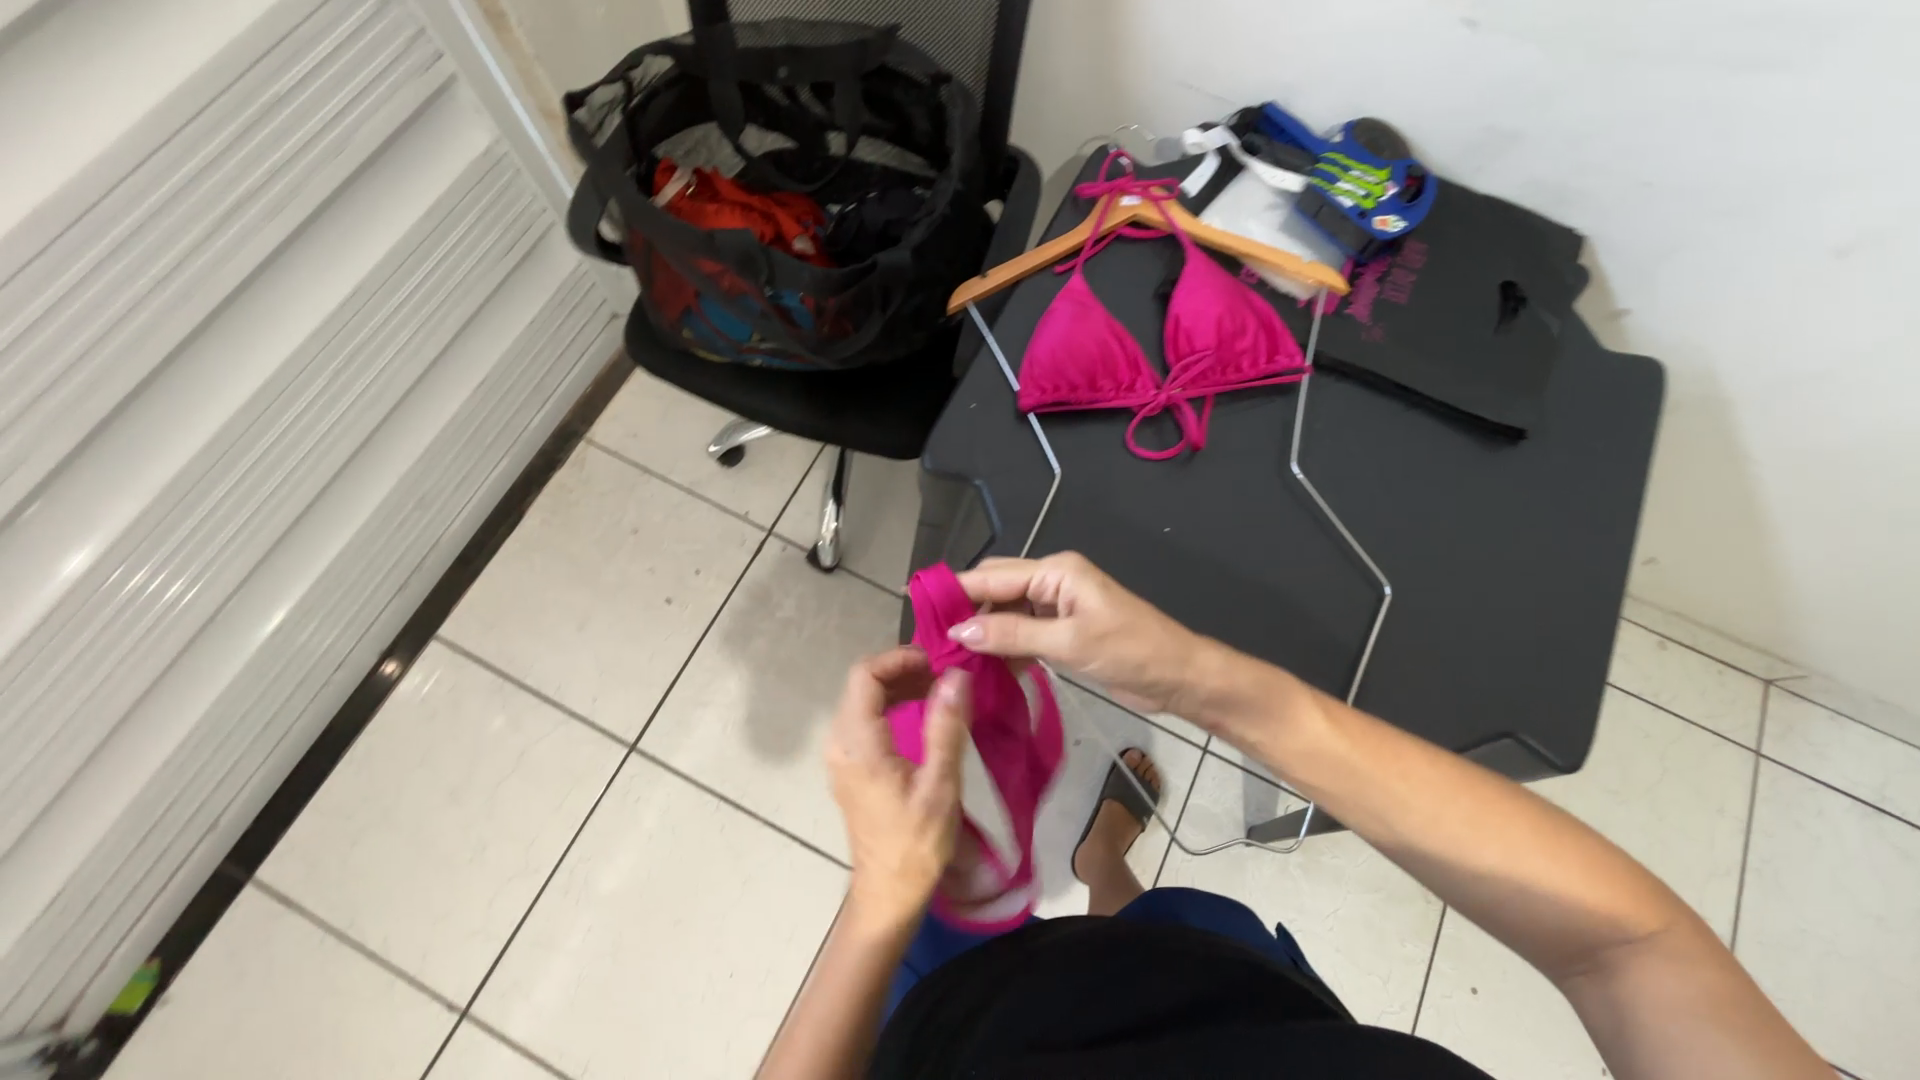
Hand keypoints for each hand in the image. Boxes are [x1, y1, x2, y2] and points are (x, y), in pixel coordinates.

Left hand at [825, 648, 970, 930]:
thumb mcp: (940, 784)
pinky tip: (919, 714)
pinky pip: (863, 720)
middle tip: (942, 676)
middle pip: (861, 684)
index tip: (936, 662)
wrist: (888, 890)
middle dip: (901, 670)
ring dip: (897, 687)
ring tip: (937, 690)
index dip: (899, 658)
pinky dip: (890, 706)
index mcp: (858, 744)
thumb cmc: (916, 842)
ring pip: (861, 700)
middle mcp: (839, 743)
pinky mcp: (848, 766)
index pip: (865, 675)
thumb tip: (957, 676)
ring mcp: (840, 755)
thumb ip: (946, 726)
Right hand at [950, 552, 1205, 715]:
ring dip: (985, 633)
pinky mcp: (1063, 631)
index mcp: (1055, 572)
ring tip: (954, 660)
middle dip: (967, 612)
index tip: (922, 615)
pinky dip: (1006, 648)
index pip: (993, 576)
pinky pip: (1023, 633)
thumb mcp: (1068, 642)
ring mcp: (1058, 607)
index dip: (957, 594)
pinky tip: (988, 669)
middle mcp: (1052, 582)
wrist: (1178, 676)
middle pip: (996, 589)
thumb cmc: (1130, 651)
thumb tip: (959, 630)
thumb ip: (1012, 635)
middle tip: (935, 643)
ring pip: (1007, 613)